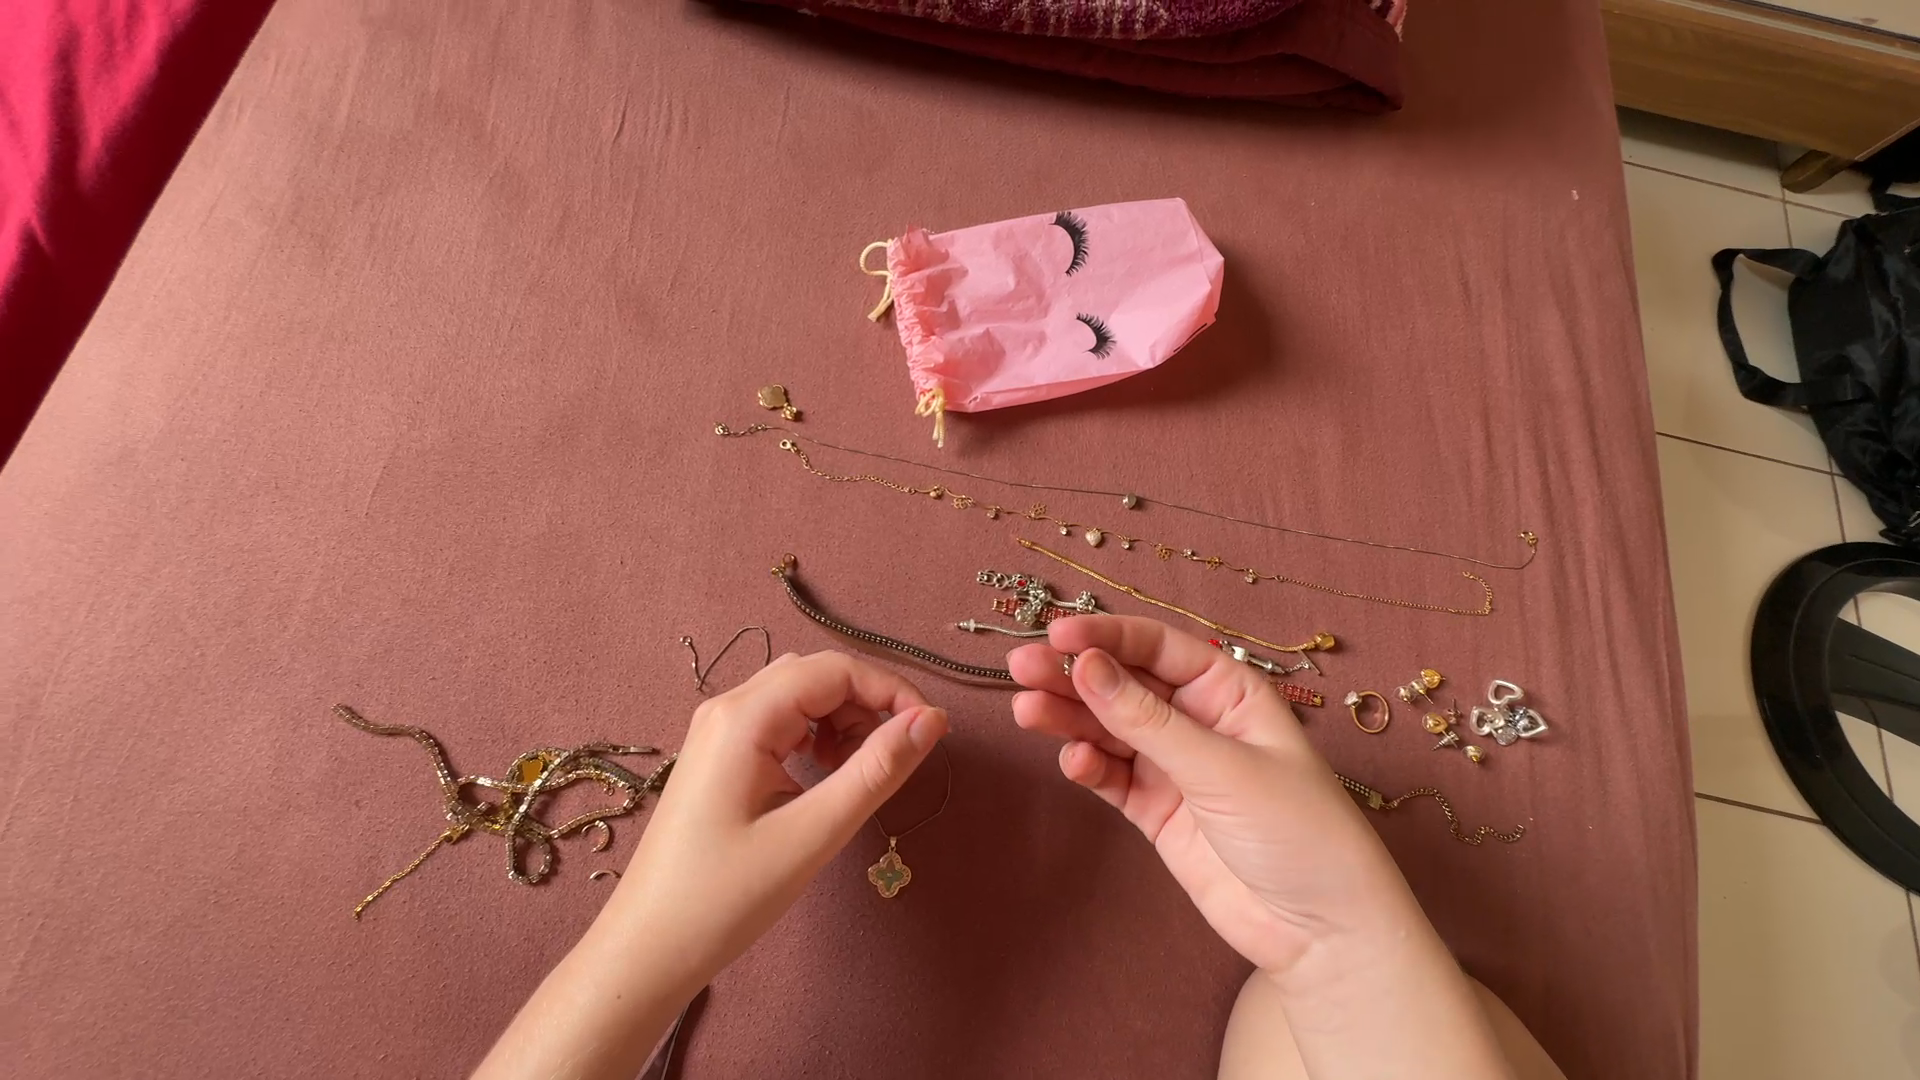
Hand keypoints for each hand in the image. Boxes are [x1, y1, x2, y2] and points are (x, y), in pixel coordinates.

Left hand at [475, 651, 946, 1079]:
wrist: (644, 953)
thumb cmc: (724, 899)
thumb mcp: (812, 834)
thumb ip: (876, 770)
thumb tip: (931, 720)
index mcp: (745, 715)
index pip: (836, 669)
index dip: (891, 690)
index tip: (930, 732)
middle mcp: (729, 707)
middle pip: (818, 674)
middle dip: (869, 702)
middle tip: (899, 753)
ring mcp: (719, 729)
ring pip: (801, 695)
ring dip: (843, 718)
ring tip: (862, 768)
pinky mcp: (720, 754)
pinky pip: (782, 720)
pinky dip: (817, 734)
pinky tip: (825, 773)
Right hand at [1007, 616, 1418, 976]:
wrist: (1321, 935)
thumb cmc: (1298, 833)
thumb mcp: (1221, 767)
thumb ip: (1147, 720)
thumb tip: (1086, 666)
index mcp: (1226, 689)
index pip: (1156, 647)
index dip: (1106, 636)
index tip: (1057, 636)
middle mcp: (1194, 718)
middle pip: (1122, 683)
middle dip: (1073, 674)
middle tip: (1022, 667)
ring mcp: (1171, 764)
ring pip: (1107, 727)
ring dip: (1068, 718)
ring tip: (1027, 712)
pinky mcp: (1154, 807)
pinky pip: (1110, 775)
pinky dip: (1089, 767)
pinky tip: (1074, 762)